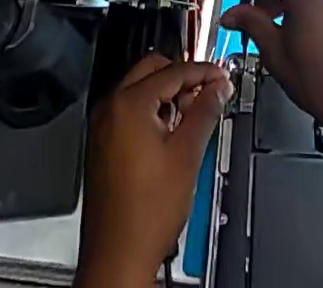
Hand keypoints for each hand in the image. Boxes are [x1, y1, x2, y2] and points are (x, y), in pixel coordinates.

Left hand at [77, 56, 230, 286]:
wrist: (119, 253)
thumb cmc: (146, 213)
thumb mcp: (187, 155)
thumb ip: (205, 112)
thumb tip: (217, 89)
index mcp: (129, 104)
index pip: (173, 71)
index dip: (203, 71)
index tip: (220, 76)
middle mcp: (110, 106)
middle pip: (152, 69)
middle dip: (181, 77)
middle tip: (206, 92)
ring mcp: (103, 123)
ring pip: (140, 87)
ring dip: (166, 93)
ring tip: (190, 116)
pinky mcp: (102, 140)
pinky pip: (129, 108)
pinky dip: (151, 109)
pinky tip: (169, 132)